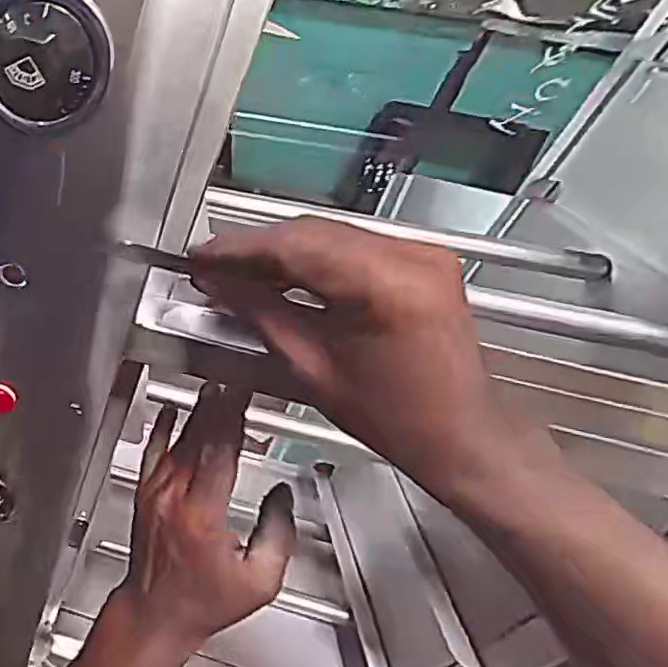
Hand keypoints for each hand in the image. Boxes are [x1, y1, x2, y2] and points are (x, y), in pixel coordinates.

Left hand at [114, 383, 296, 652]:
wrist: (154, 613)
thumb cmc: (202, 601)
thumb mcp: (258, 581)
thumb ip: (277, 534)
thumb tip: (282, 496)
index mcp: (202, 516)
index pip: (219, 452)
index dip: (232, 419)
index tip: (243, 398)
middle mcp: (174, 498)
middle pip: (198, 438)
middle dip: (217, 407)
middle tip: (231, 385)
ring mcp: (155, 493)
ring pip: (179, 441)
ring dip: (197, 413)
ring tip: (212, 391)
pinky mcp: (145, 494)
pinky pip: (153, 452)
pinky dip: (163, 427)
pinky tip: (169, 410)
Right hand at [191, 218, 542, 496]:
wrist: (463, 434)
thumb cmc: (400, 419)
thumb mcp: (312, 368)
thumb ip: (260, 313)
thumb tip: (222, 284)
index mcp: (386, 286)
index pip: (293, 247)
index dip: (237, 250)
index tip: (204, 257)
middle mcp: (410, 257)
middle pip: (309, 232)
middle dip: (254, 248)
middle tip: (213, 265)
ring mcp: (420, 252)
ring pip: (327, 233)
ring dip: (280, 251)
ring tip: (239, 272)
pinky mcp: (421, 257)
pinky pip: (350, 243)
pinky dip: (311, 256)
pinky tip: (283, 273)